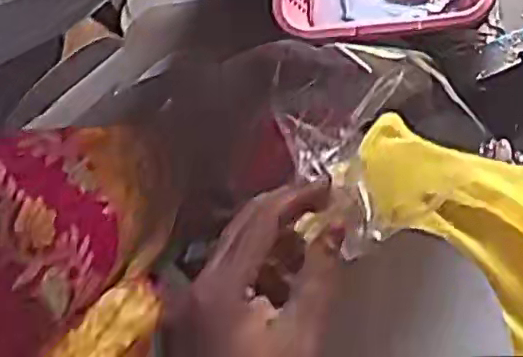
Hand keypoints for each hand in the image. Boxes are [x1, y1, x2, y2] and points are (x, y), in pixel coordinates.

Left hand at [168, 181, 343, 356]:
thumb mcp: (303, 333)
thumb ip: (321, 271)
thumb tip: (336, 223)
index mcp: (219, 285)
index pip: (263, 216)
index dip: (300, 196)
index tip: (330, 188)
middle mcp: (194, 286)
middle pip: (245, 224)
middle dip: (287, 213)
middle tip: (322, 207)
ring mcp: (186, 306)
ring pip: (235, 247)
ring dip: (274, 243)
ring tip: (307, 260)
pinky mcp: (188, 323)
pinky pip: (226, 274)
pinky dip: (257, 268)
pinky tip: (281, 290)